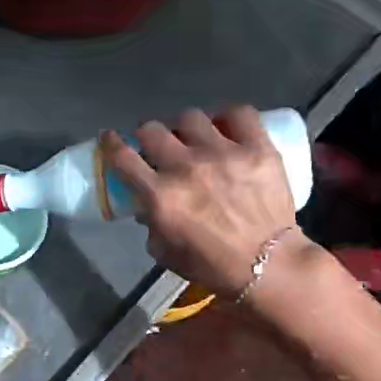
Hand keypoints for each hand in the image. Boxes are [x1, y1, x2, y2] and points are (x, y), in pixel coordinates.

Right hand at [102, 106, 302, 294]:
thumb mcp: (165, 253)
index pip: (123, 156)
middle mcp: (186, 168)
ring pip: (190, 117)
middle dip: (148, 135)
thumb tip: (145, 205)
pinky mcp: (257, 148)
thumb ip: (150, 225)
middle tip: (156, 144)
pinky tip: (226, 127)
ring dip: (184, 127)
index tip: (110, 137)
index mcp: (161, 196)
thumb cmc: (213, 266)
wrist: (270, 267)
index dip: (111, 143)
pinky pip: (238, 113)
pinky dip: (228, 116)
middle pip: (152, 129)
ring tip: (193, 137)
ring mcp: (223, 154)